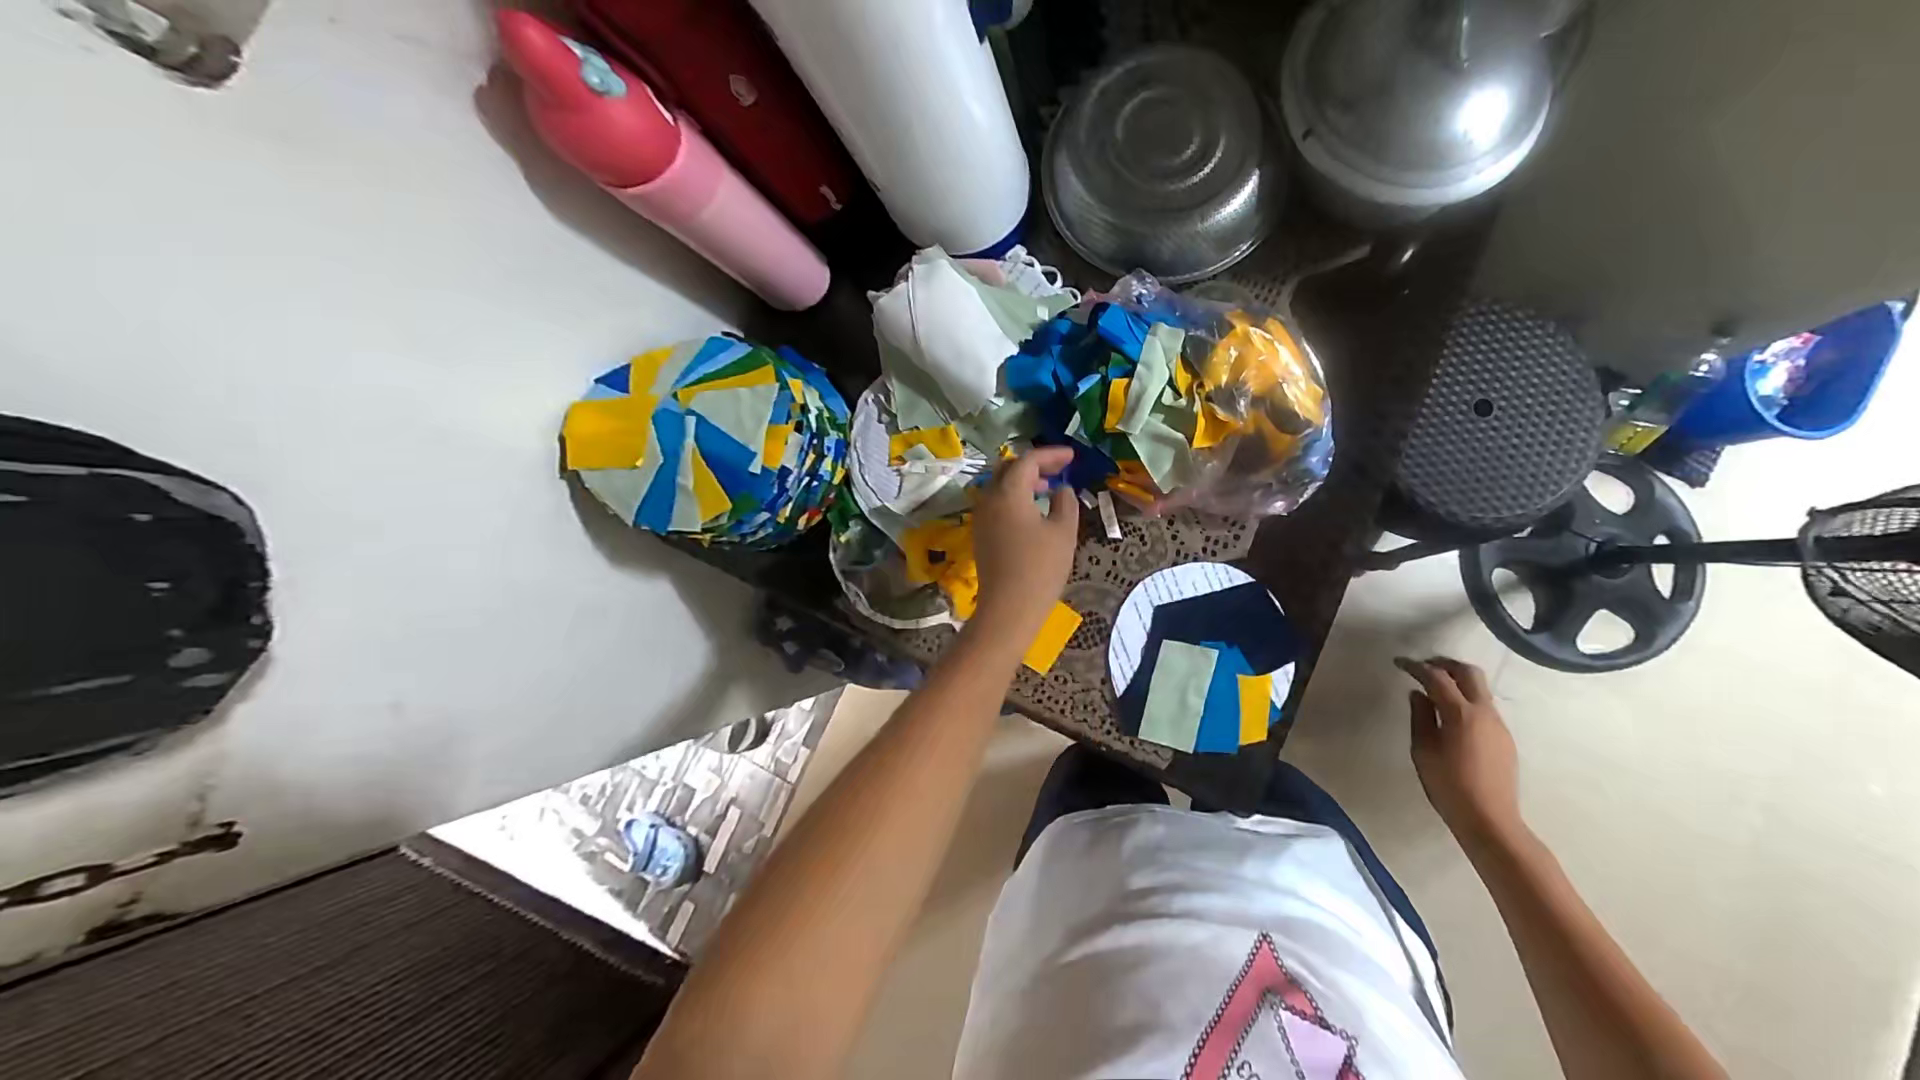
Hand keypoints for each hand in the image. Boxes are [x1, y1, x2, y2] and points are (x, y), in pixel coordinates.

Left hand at [971, 447, 1078, 637]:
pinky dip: (1014, 498)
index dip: (1051, 455)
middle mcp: (988, 499)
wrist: (1008, 608)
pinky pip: (996, 504)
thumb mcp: (1063, 531)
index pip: (1027, 460)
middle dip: (1034, 464)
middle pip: (1008, 468)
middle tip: (1058, 469)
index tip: (1072, 456)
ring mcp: (981, 518)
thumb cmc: (1041, 568)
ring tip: (1047, 489)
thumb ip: (1065, 502)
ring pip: (999, 486)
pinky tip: (1032, 511)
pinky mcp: (980, 534)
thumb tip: (1061, 489)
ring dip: (1023, 481)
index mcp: (1008, 493)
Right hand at [1397, 656, 1522, 851]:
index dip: (1416, 667)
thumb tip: (1418, 694)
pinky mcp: (1503, 738)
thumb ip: (1421, 716)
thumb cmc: (1447, 784)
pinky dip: (1465, 698)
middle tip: (1422, 666)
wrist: (1489, 818)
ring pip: (1480, 689)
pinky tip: (1450, 712)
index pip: (1437, 678)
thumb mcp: (1422, 749)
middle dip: (1445, 664)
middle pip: (1469, 673)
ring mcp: (1498, 726)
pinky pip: (1484, 707)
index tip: (1399, 663)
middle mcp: (1485, 713)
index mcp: (1461, 714)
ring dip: (1457, 680)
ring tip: (1433, 687)